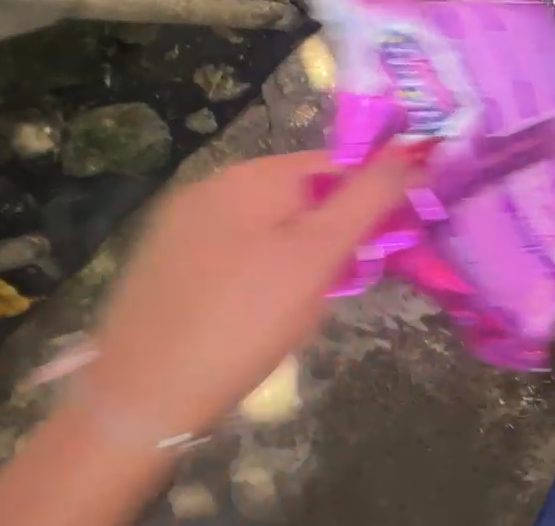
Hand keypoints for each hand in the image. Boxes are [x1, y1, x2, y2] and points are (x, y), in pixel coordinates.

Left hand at [79, 145, 424, 441]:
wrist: (137, 405)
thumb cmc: (247, 319)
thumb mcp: (325, 252)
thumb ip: (375, 192)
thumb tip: (417, 149)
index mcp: (253, 175)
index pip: (342, 164)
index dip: (375, 197)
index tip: (387, 241)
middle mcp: (214, 186)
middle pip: (309, 193)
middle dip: (338, 229)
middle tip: (346, 278)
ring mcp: (183, 225)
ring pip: (278, 222)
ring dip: (306, 250)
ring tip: (305, 300)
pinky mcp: (168, 262)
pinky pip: (242, 246)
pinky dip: (268, 267)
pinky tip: (264, 307)